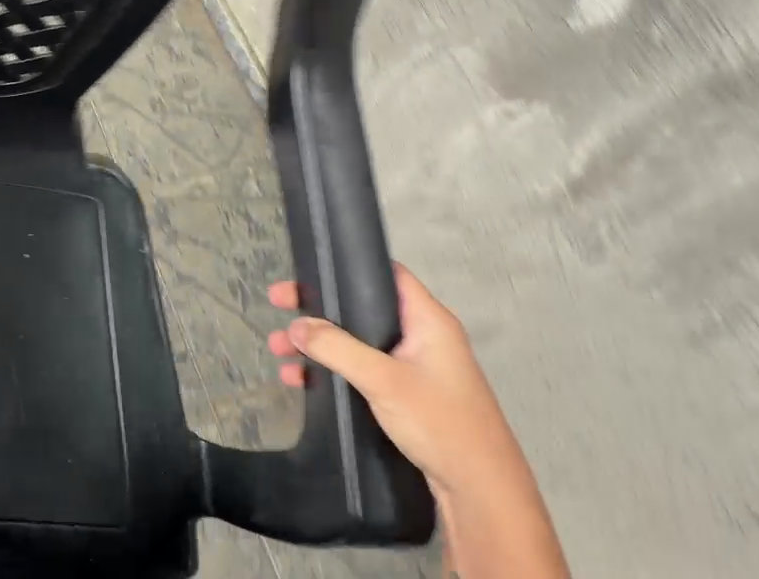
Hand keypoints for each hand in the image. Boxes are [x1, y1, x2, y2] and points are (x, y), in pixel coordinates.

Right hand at [266, 263, 520, 497]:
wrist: (480, 493)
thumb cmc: (442, 425)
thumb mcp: (383, 380)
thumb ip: (336, 348)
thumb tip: (295, 326)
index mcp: (428, 322)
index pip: (387, 274)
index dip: (348, 265)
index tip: (306, 268)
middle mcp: (421, 338)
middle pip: (360, 307)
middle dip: (317, 308)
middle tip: (279, 303)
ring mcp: (413, 366)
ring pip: (353, 341)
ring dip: (316, 343)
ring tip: (278, 349)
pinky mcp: (404, 393)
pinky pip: (357, 368)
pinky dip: (328, 369)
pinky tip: (299, 379)